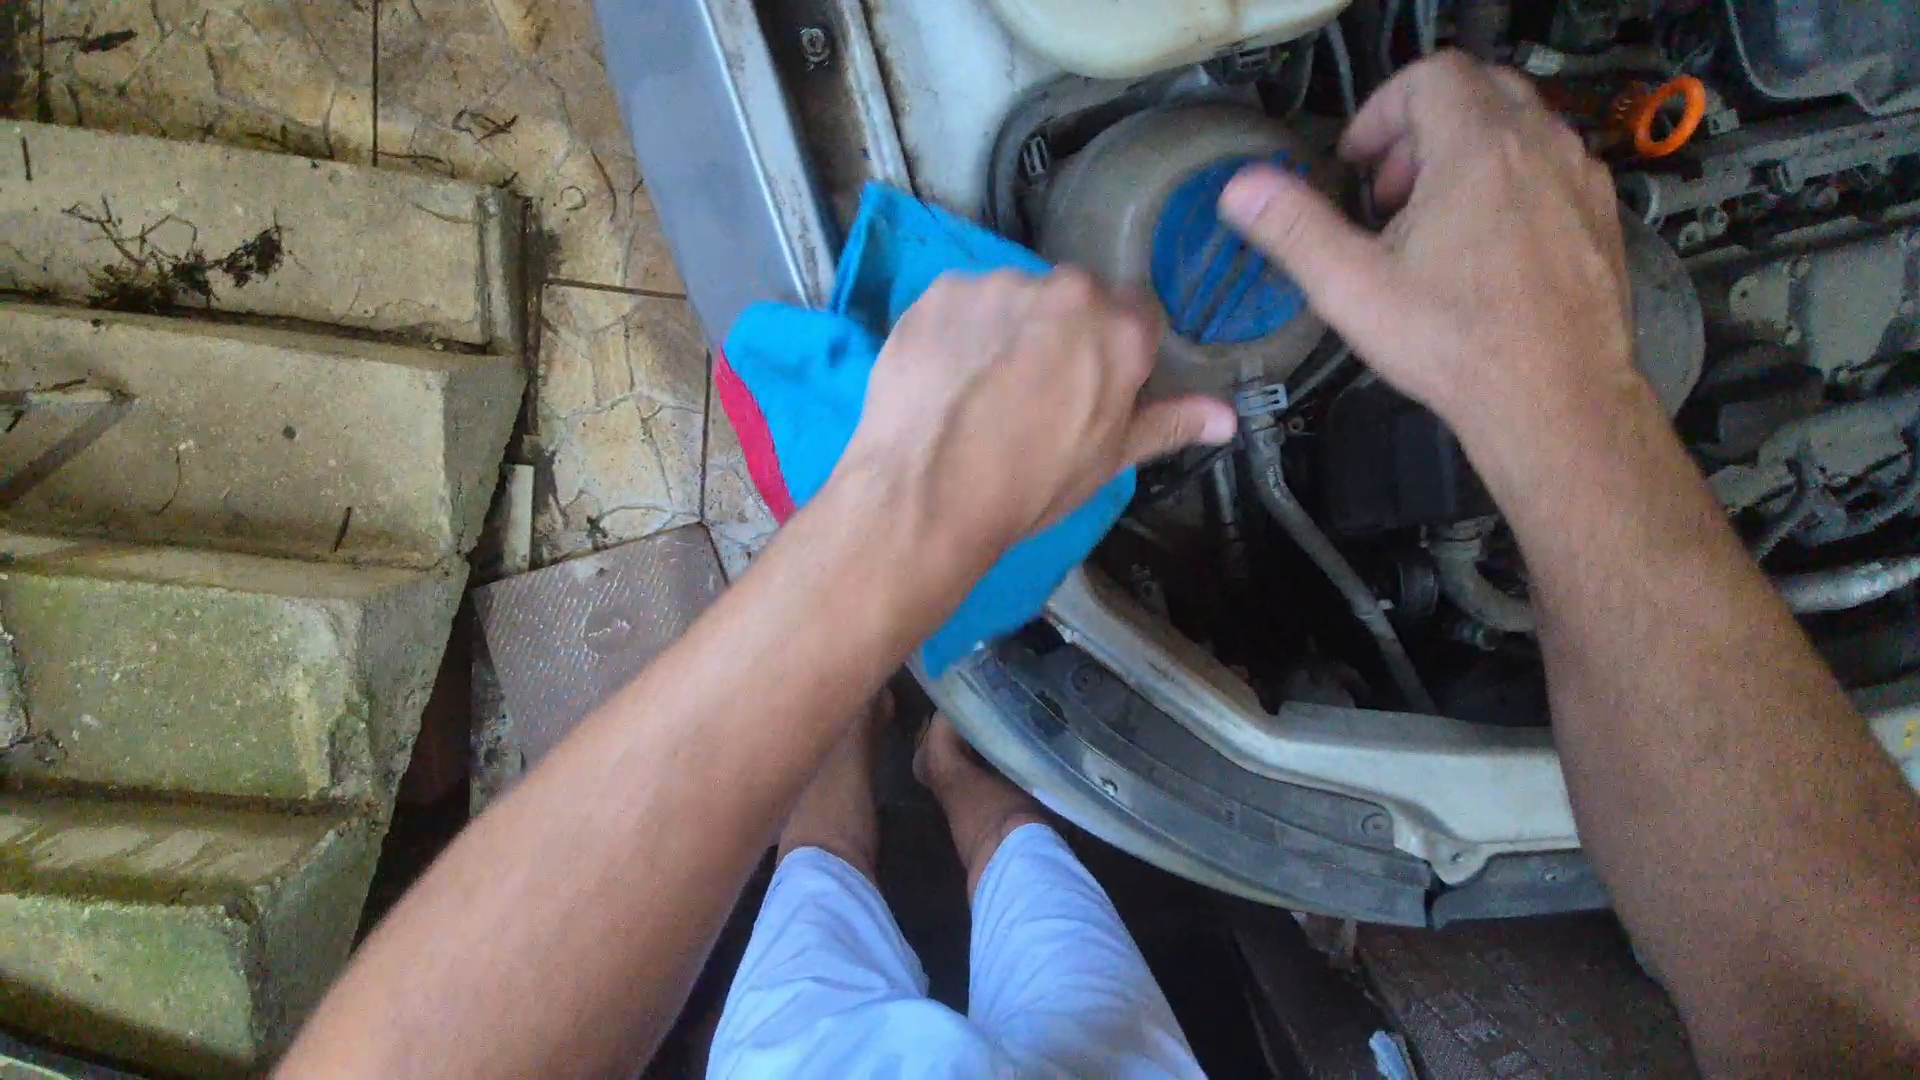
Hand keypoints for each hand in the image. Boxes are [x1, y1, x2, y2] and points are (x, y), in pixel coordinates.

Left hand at [839, 268, 1236, 554]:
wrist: (926, 493)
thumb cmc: (1029, 487)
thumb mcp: (1106, 461)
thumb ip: (1168, 424)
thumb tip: (1227, 416)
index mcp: (1118, 330)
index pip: (1138, 316)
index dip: (1115, 352)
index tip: (1092, 385)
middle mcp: (1063, 291)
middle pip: (1074, 301)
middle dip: (1062, 335)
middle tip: (1032, 392)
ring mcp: (995, 286)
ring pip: (1015, 299)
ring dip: (1008, 330)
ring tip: (980, 389)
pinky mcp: (938, 293)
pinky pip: (962, 305)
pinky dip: (960, 333)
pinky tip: (945, 378)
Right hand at [1216, 52, 1641, 437]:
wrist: (1550, 394)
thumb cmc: (1456, 344)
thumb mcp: (1350, 287)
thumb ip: (1293, 229)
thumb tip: (1243, 189)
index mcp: (1477, 152)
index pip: (1430, 76)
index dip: (1379, 111)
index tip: (1356, 162)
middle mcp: (1539, 148)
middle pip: (1474, 91)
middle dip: (1416, 133)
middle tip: (1384, 192)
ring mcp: (1576, 178)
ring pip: (1513, 128)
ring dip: (1458, 158)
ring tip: (1422, 224)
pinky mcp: (1595, 213)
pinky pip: (1545, 167)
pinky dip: (1501, 184)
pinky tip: (1472, 248)